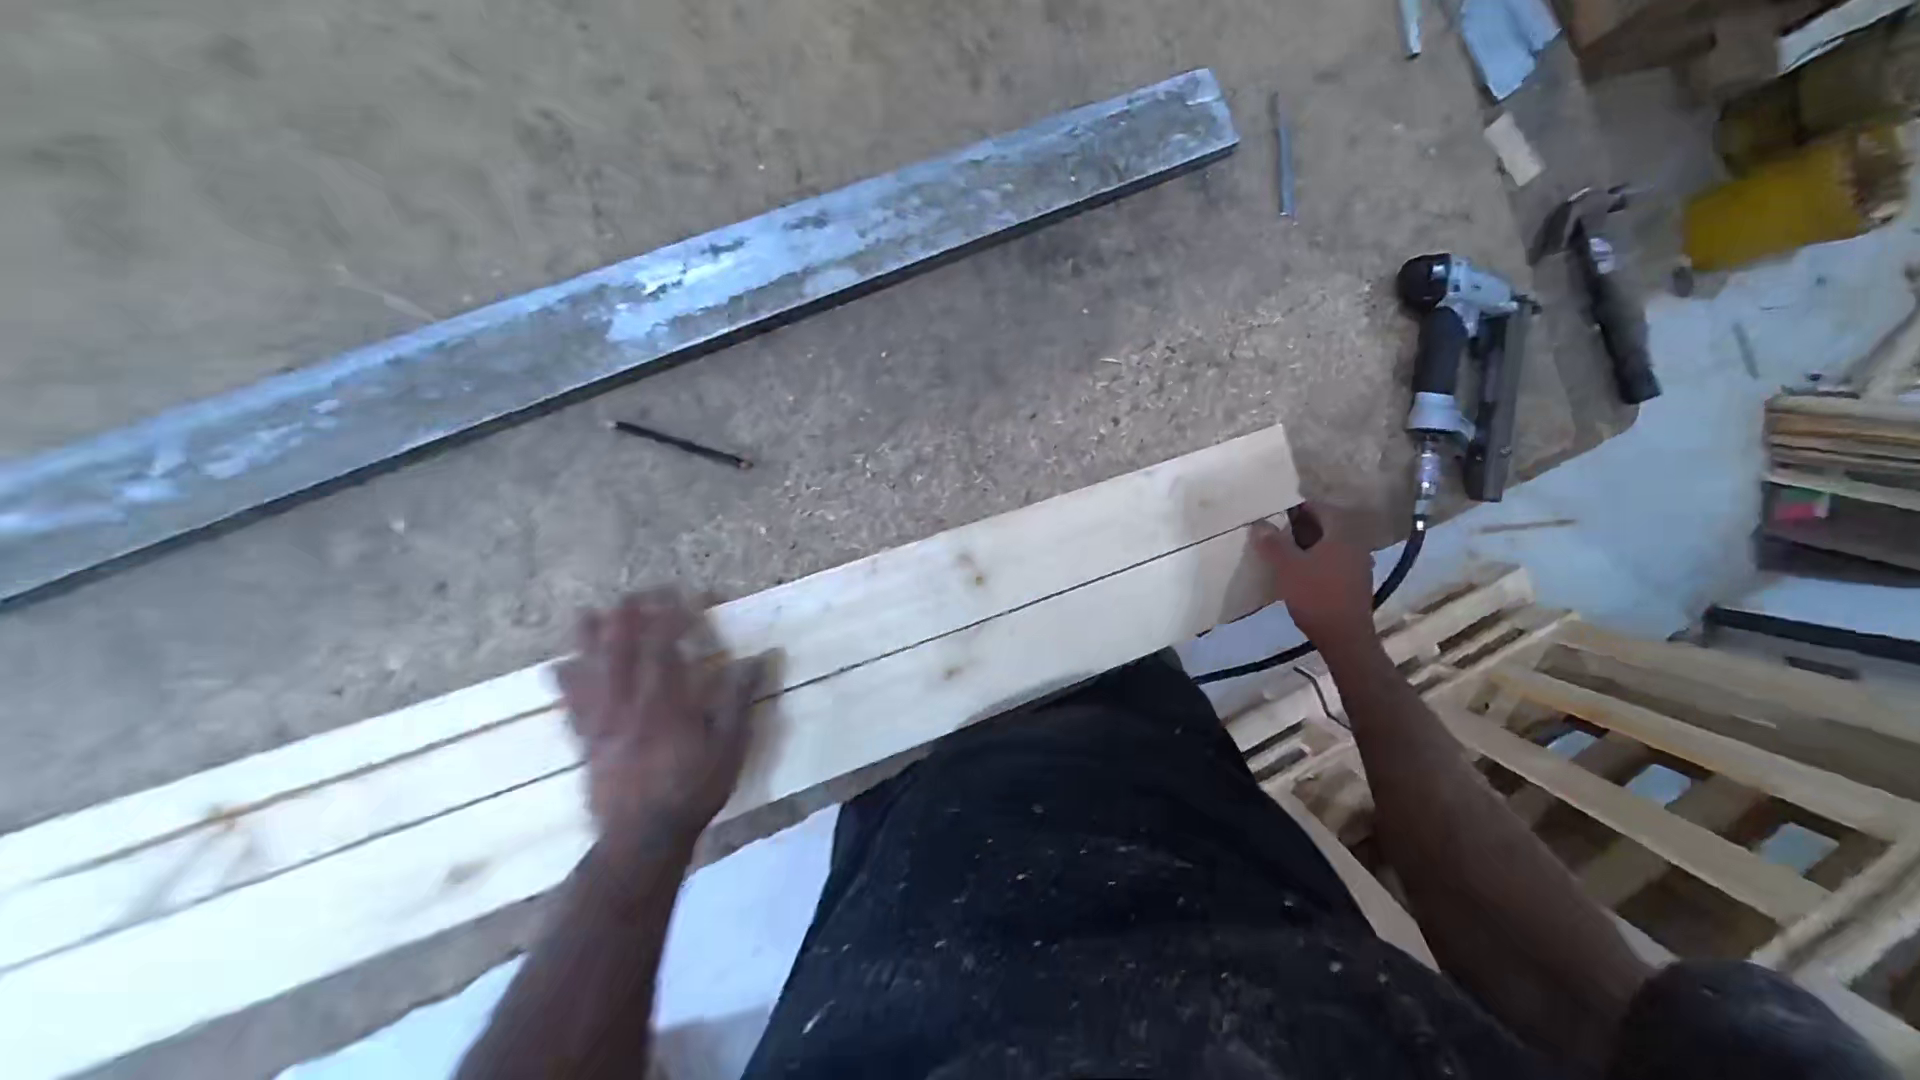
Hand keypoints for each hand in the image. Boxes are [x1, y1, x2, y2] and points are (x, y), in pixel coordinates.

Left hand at [556, 590, 770, 852]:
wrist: (642, 839)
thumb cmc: (693, 790)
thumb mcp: (730, 747)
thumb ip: (738, 700)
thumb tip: (755, 659)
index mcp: (664, 701)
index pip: (665, 646)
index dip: (671, 616)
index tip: (681, 595)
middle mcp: (628, 704)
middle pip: (622, 650)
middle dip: (628, 618)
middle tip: (633, 594)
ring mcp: (602, 723)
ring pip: (591, 672)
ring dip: (589, 640)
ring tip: (587, 614)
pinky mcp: (587, 742)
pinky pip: (571, 705)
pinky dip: (565, 683)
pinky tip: (556, 668)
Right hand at [1249, 503, 1377, 651]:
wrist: (1344, 636)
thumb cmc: (1316, 595)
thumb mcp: (1287, 567)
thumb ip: (1272, 543)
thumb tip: (1259, 524)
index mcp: (1342, 534)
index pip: (1320, 508)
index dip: (1297, 507)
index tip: (1275, 511)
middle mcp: (1355, 544)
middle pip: (1326, 526)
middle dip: (1300, 526)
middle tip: (1275, 529)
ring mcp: (1357, 564)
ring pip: (1329, 545)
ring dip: (1307, 544)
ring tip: (1282, 550)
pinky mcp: (1354, 582)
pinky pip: (1332, 561)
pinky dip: (1315, 559)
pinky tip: (1298, 570)